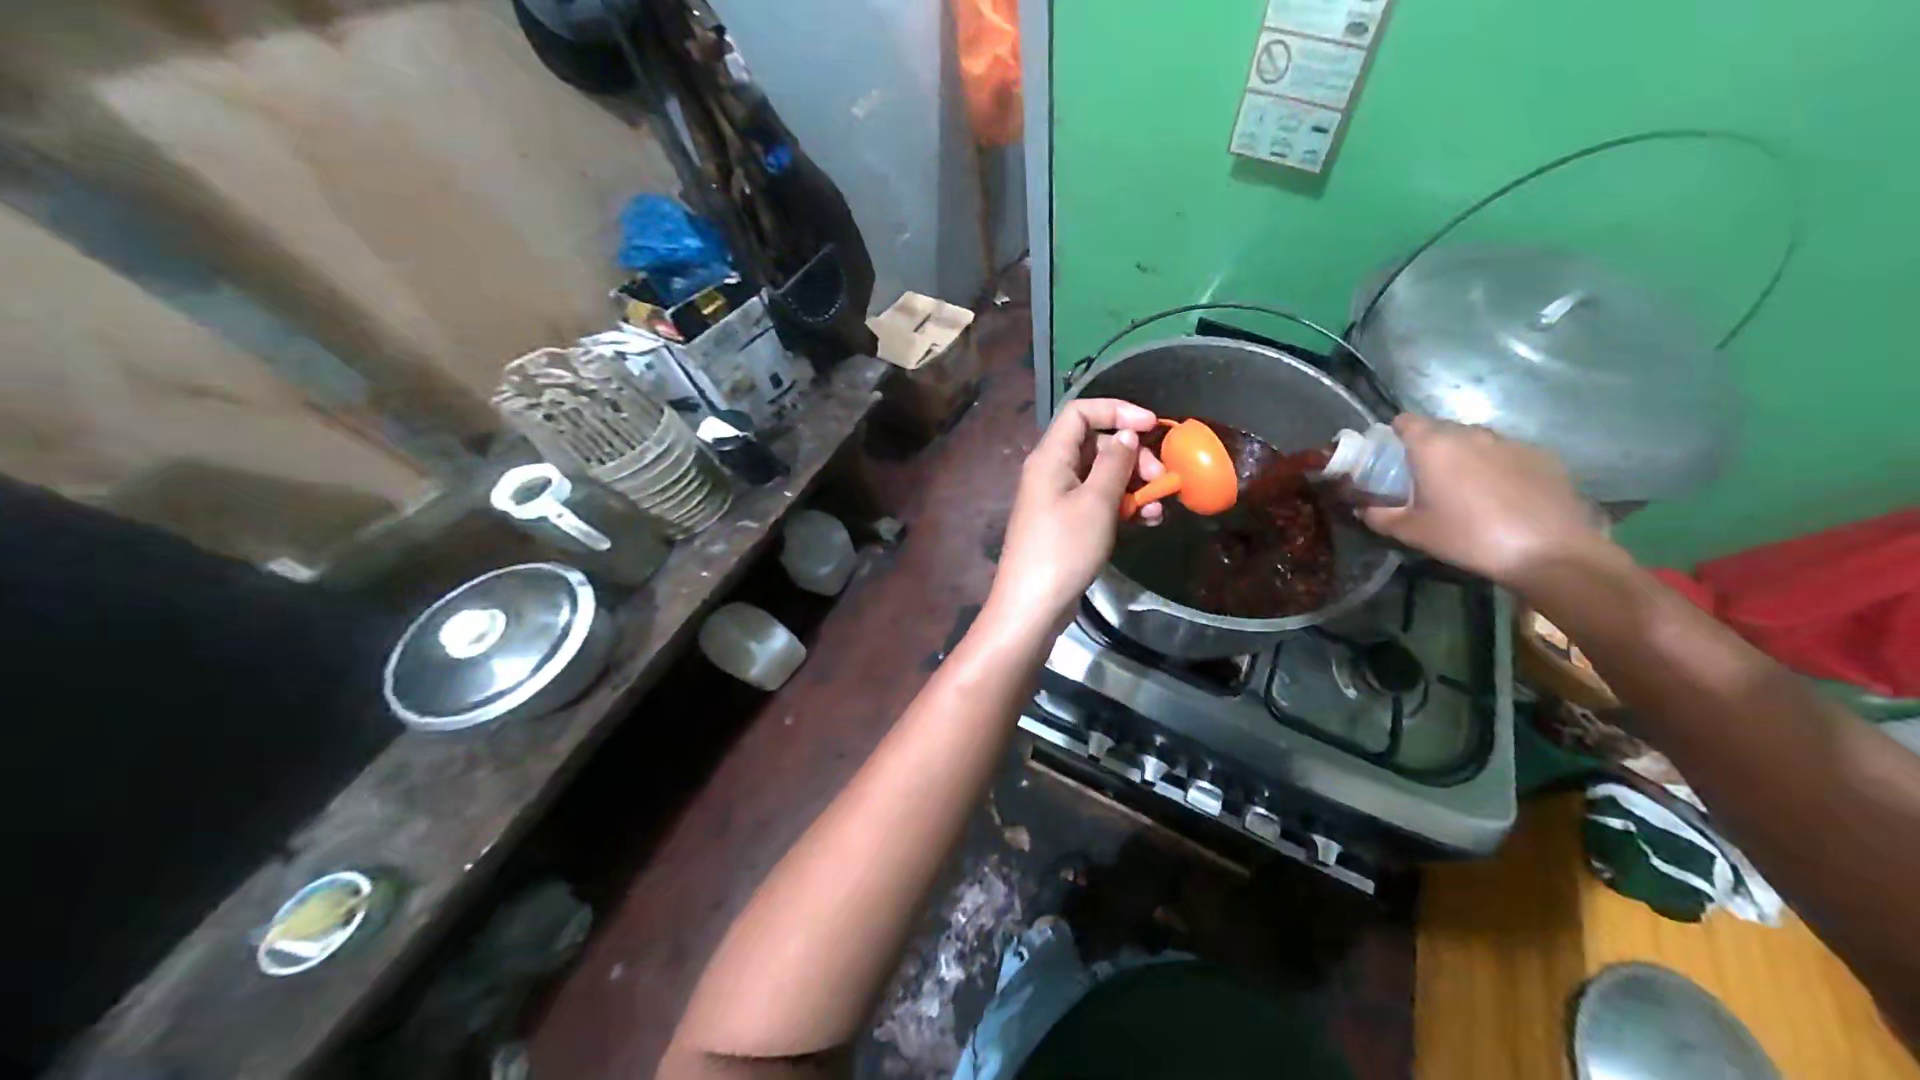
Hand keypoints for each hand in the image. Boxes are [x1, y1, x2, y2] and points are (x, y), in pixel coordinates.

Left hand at [983, 398, 1162, 636]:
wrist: (1033, 605)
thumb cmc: (1063, 549)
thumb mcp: (1096, 502)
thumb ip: (1114, 463)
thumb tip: (1126, 434)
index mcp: (1050, 457)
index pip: (1081, 413)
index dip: (1117, 410)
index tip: (1152, 425)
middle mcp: (1051, 472)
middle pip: (1096, 445)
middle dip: (1133, 457)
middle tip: (1161, 478)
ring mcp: (1058, 499)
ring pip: (1101, 476)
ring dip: (1134, 485)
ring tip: (1160, 507)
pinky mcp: (1067, 524)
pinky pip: (1098, 501)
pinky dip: (1122, 505)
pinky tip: (1148, 520)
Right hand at [1359, 414, 1611, 585]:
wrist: (1549, 550)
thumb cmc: (1468, 536)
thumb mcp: (1413, 532)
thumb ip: (1379, 516)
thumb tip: (1362, 508)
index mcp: (1433, 446)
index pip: (1405, 421)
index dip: (1394, 436)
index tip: (1391, 459)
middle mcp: (1471, 434)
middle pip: (1440, 430)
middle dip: (1428, 449)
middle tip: (1424, 480)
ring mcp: (1510, 442)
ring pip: (1475, 441)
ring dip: (1463, 457)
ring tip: (1465, 490)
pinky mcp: (1542, 455)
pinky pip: (1506, 453)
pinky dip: (1496, 467)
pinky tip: (1501, 497)